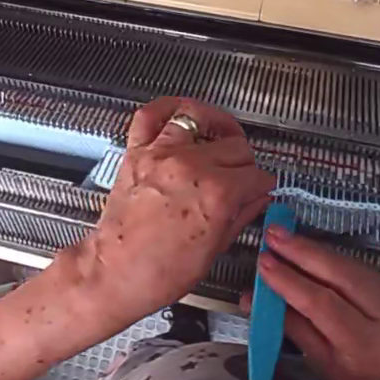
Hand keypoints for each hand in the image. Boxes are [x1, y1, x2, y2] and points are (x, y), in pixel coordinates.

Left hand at [61, 97, 275, 334]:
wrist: (115, 273)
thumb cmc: (158, 271)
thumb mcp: (215, 248)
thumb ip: (242, 214)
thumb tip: (257, 199)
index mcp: (217, 194)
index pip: (257, 175)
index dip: (264, 185)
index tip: (260, 188)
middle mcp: (192, 167)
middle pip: (236, 146)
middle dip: (246, 162)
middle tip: (243, 175)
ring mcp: (163, 155)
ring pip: (201, 118)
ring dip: (217, 125)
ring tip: (223, 134)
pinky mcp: (138, 153)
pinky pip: (151, 114)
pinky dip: (169, 107)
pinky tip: (183, 113)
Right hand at [255, 226, 379, 379]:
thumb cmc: (355, 379)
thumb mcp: (320, 361)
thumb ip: (290, 324)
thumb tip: (251, 296)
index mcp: (365, 345)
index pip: (322, 304)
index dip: (291, 281)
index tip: (264, 262)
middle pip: (340, 274)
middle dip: (302, 252)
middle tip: (273, 234)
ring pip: (349, 265)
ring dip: (314, 250)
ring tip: (284, 237)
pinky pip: (358, 266)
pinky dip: (331, 259)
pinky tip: (309, 250)